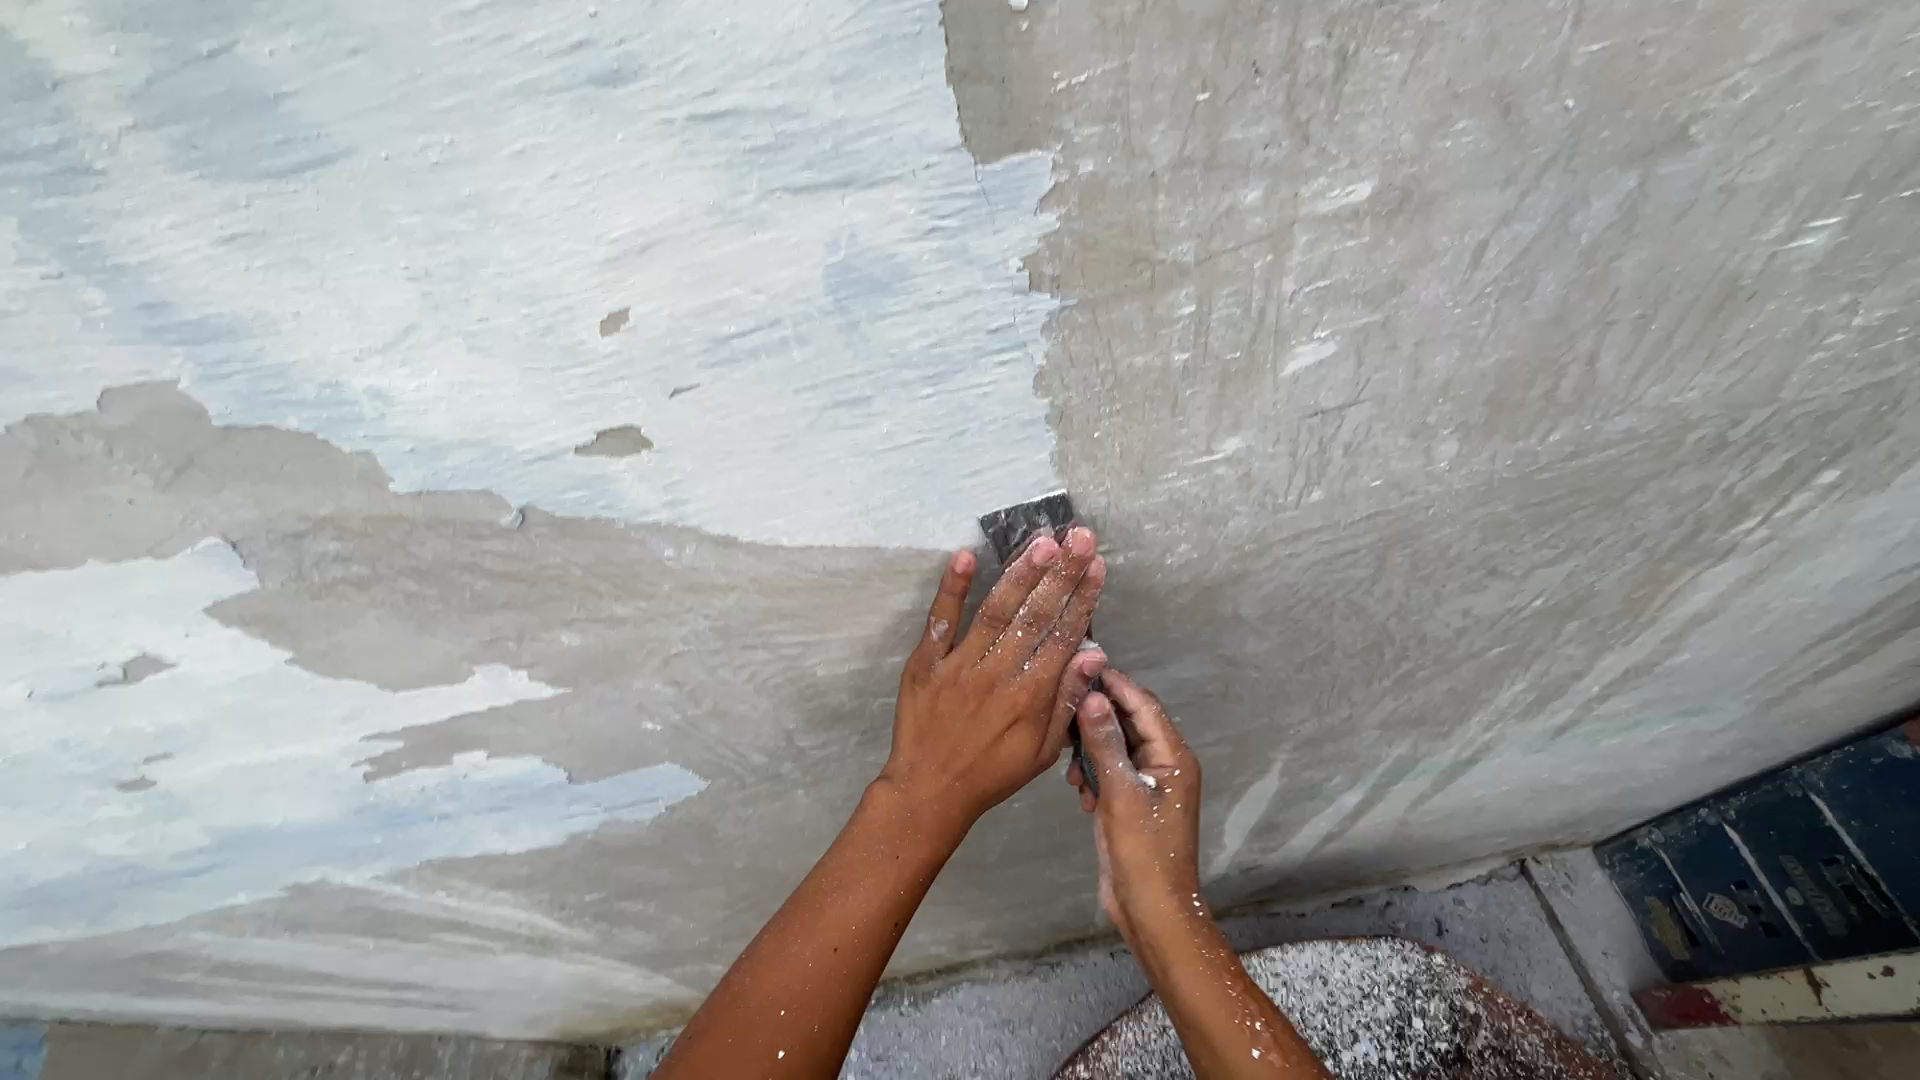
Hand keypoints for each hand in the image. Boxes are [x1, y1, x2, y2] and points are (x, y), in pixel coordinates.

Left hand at [881, 527, 1107, 832]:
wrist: (929, 790)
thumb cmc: (992, 772)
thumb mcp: (1043, 751)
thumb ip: (1068, 701)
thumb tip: (1095, 656)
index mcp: (1030, 696)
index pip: (1063, 637)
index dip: (1082, 598)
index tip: (1097, 565)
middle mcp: (997, 674)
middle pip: (1035, 616)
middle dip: (1060, 574)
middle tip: (1079, 537)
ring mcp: (958, 664)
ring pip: (995, 612)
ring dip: (1020, 574)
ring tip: (1041, 542)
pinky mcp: (925, 662)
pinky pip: (939, 621)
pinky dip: (951, 588)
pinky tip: (965, 557)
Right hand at [1066, 669, 1204, 942]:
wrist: (1152, 912)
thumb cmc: (1143, 852)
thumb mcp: (1121, 793)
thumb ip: (1105, 742)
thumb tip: (1091, 696)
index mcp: (1173, 756)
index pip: (1143, 704)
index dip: (1113, 683)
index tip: (1080, 665)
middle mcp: (1165, 762)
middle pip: (1128, 721)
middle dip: (1096, 716)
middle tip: (1060, 708)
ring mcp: (1148, 783)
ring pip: (1115, 745)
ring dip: (1091, 748)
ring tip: (1068, 763)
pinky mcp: (1132, 801)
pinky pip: (1111, 769)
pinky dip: (1093, 772)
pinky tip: (1078, 789)